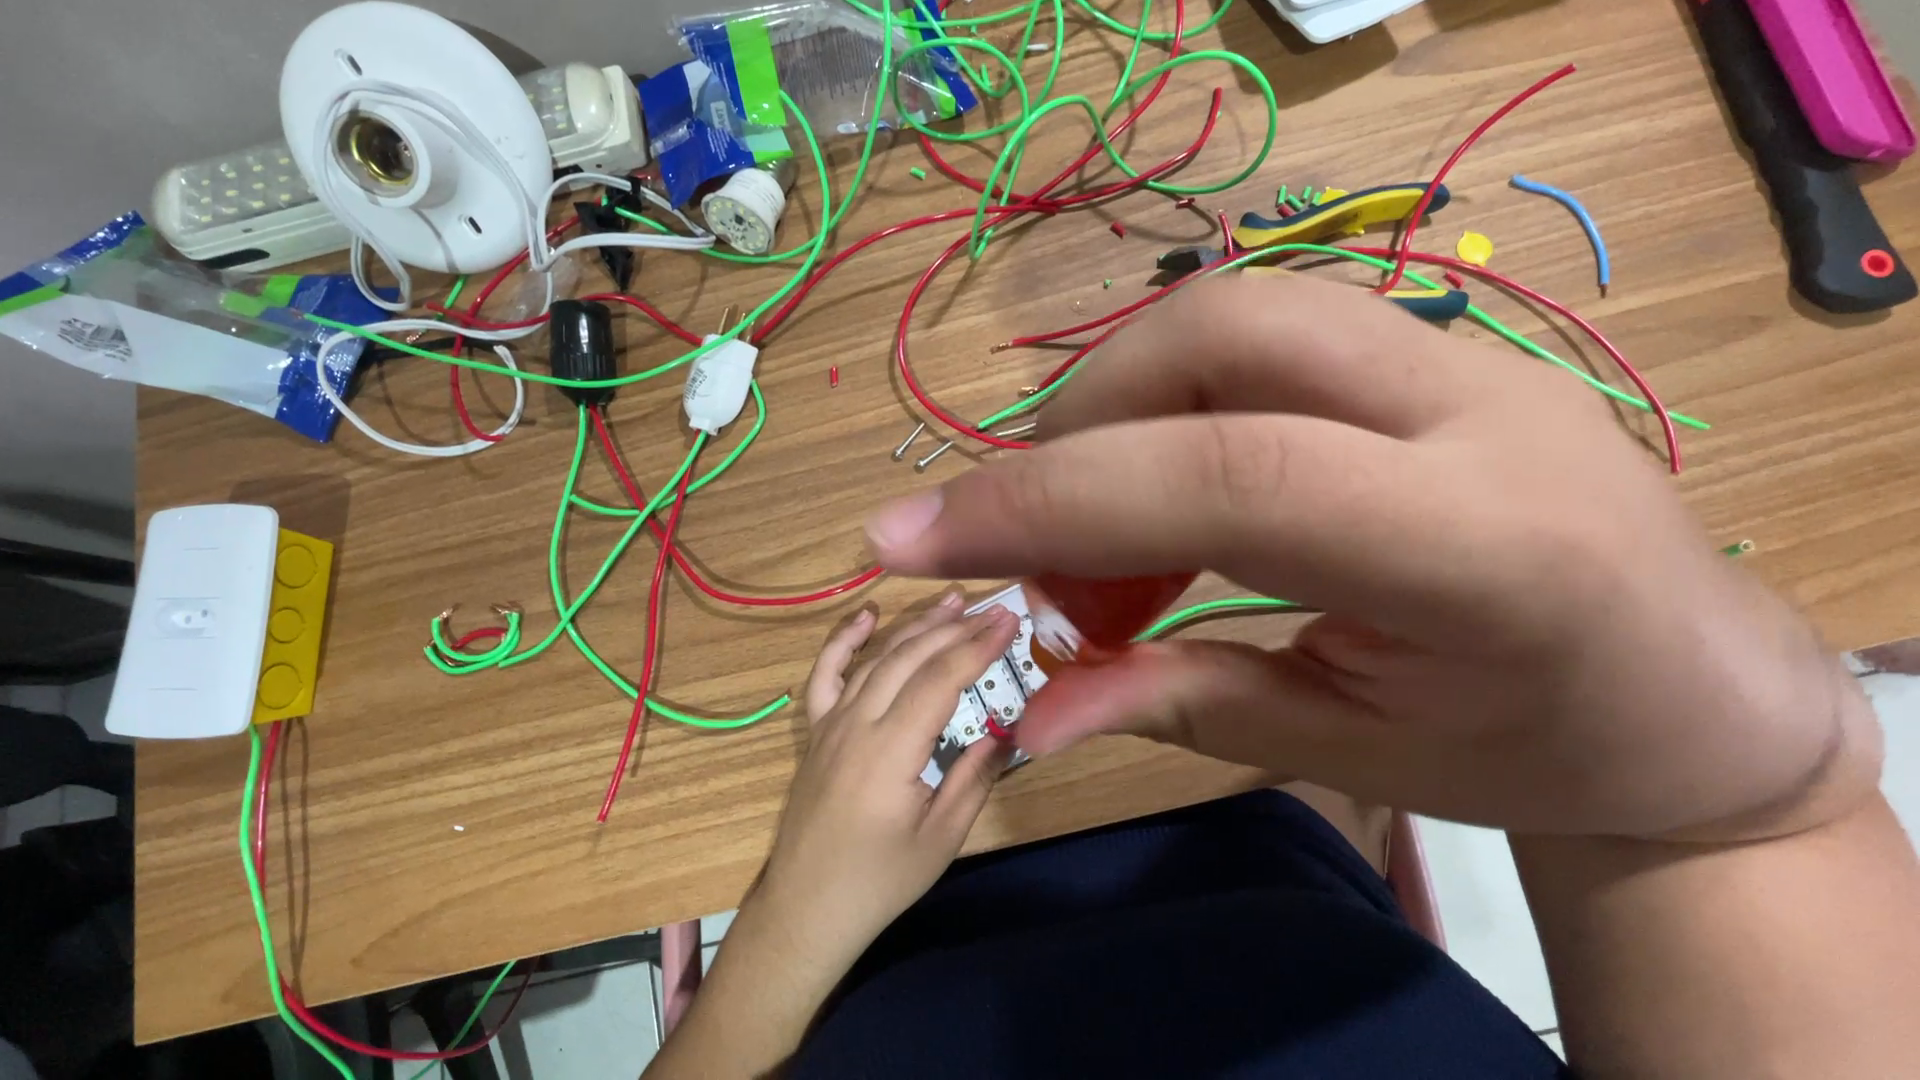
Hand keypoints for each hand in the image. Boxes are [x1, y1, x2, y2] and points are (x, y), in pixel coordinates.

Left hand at [748, 596, 1018, 969]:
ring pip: (875, 658)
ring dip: (914, 626)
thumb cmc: (880, 880)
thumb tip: (1007, 732)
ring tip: (952, 603)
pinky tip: (867, 615)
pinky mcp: (815, 731)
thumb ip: (974, 778)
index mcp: (890, 751)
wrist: (806, 908)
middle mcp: (856, 724)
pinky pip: (825, 674)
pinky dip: (844, 640)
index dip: (977, 647)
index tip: (1010, 621)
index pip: (940, 680)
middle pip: (909, 658)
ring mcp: (829, 723)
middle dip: (955, 629)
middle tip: (993, 609)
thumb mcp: (942, 838)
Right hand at [861, 275, 1880, 841]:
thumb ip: (1177, 706)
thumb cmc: (1531, 748)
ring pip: (1225, 312)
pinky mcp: (1426, 344)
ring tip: (1100, 546)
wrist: (1694, 686)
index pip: (1229, 474)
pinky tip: (1160, 503)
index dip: (1047, 500)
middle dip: (1072, 434)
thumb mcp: (1348, 749)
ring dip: (1113, 415)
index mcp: (1482, 541)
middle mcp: (1475, 403)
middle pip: (1214, 335)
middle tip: (1036, 557)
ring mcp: (1459, 351)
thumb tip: (1022, 717)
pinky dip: (1164, 408)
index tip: (908, 538)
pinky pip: (1253, 336)